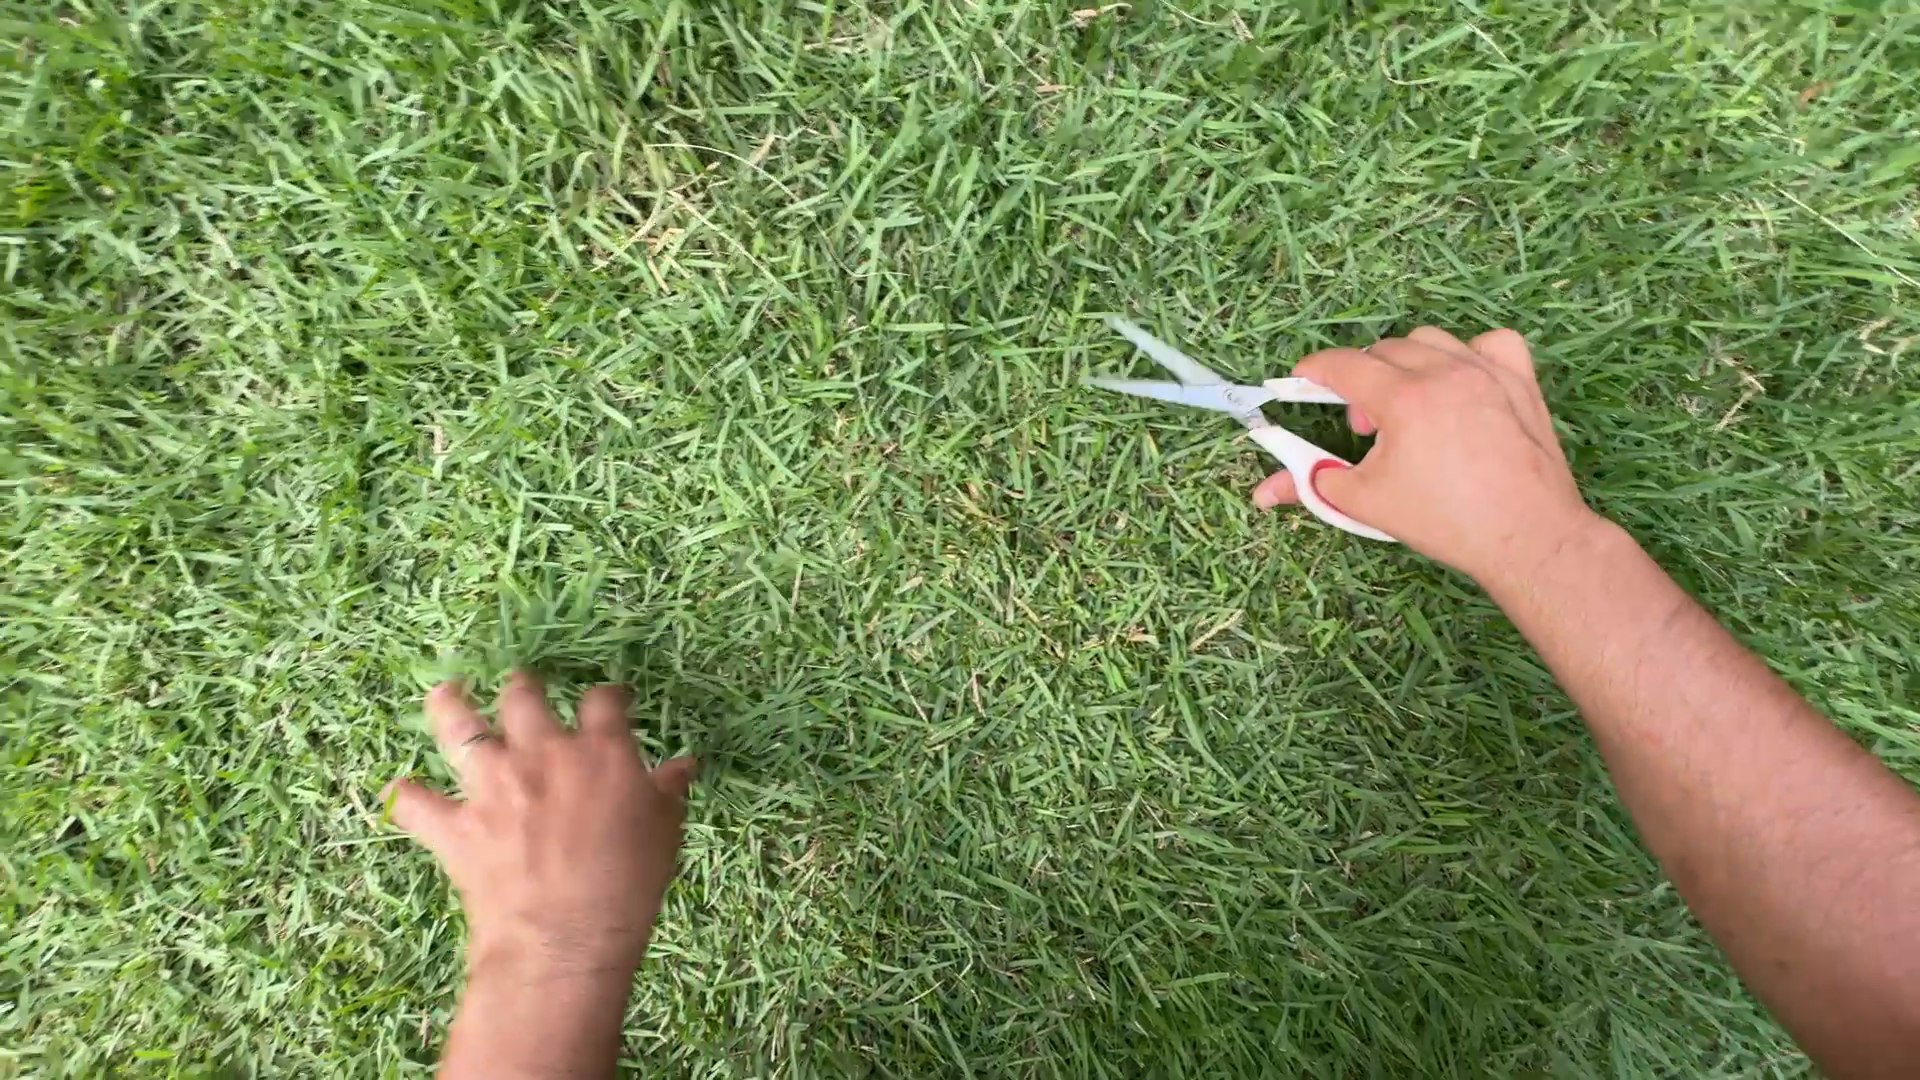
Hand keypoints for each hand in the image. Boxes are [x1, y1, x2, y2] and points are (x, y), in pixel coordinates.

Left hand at [385, 672, 695, 980]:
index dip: (611, 694)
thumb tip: (685, 764)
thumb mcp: (665, 825)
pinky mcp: (456, 827)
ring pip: (462, 730)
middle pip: (525, 699)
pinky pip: (417, 805)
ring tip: (446, 692)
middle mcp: (543, 753)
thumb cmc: (630, 876)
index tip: (616, 698)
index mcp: (600, 749)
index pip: (604, 700)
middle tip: (521, 682)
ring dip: (451, 707)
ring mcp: (493, 786)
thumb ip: (669, 788)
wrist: (565, 936)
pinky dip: (407, 796)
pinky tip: (400, 787)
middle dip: (523, 685)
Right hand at [1250, 326, 1597, 583]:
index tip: (1299, 382)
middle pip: (1382, 350)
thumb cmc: (1440, 519)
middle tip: (1361, 424)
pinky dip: (1465, 355)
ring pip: (1429, 341)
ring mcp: (1488, 372)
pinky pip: (1489, 344)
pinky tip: (1457, 385)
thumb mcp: (1361, 501)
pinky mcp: (1521, 382)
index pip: (1343, 365)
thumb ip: (1309, 482)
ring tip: (1403, 406)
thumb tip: (1263, 492)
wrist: (1524, 535)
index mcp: (1403, 398)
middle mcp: (1445, 372)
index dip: (1313, 371)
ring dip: (1403, 365)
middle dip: (1358, 379)